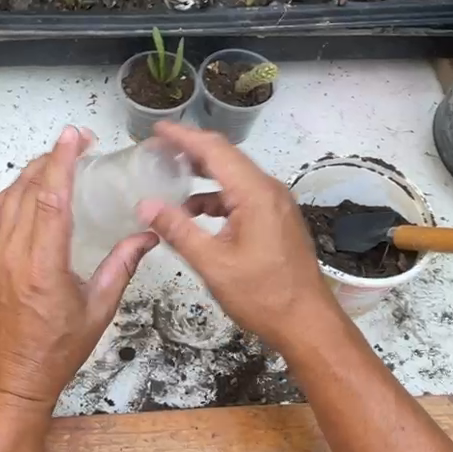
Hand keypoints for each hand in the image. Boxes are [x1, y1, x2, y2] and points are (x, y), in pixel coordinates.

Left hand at [0, 126, 158, 415]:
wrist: (14, 379)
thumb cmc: (56, 351)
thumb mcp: (98, 310)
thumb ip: (121, 267)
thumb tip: (147, 235)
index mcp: (42, 267)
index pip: (50, 200)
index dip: (62, 162)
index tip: (75, 137)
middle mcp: (13, 256)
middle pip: (26, 191)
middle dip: (50, 159)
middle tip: (76, 143)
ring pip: (6, 199)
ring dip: (30, 173)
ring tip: (56, 161)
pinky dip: (12, 194)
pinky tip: (29, 192)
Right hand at [137, 121, 339, 347]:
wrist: (307, 322)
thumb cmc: (262, 295)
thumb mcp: (212, 264)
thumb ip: (178, 230)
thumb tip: (146, 206)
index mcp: (255, 193)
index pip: (215, 150)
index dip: (183, 137)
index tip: (157, 129)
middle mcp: (269, 191)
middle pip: (226, 158)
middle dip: (191, 151)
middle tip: (158, 150)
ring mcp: (275, 205)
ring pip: (234, 177)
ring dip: (203, 175)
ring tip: (171, 175)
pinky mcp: (276, 220)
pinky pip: (242, 196)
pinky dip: (216, 198)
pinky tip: (194, 211)